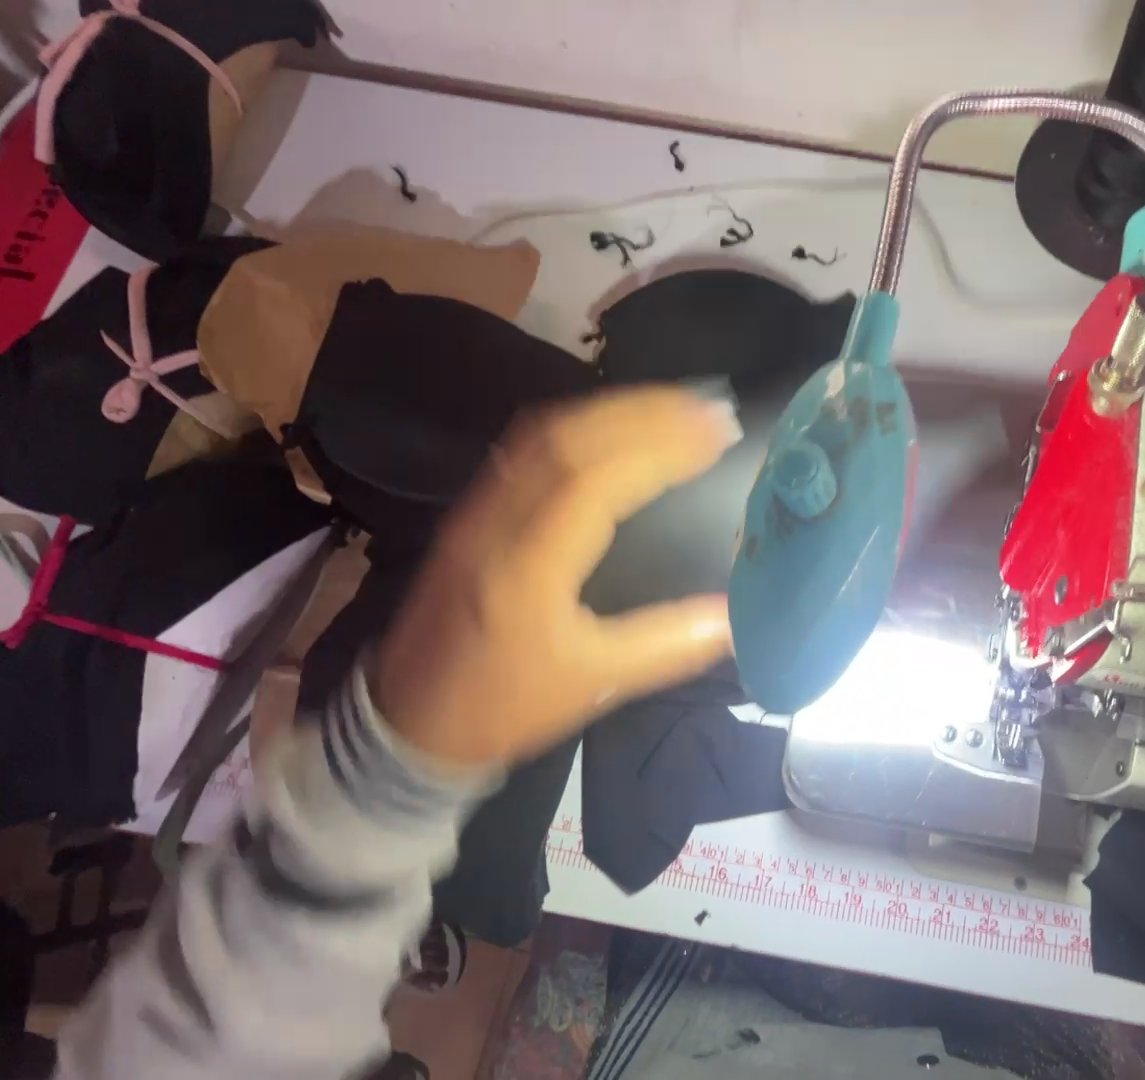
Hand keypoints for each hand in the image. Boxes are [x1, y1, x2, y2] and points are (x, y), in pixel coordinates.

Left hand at [374, 387, 741, 767]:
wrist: (408, 722)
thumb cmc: (504, 706)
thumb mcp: (594, 683)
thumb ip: (669, 646)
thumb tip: (736, 617)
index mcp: (528, 567)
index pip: (594, 479)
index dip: (658, 445)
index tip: (715, 431)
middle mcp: (497, 523)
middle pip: (568, 438)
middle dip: (643, 412)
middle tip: (706, 406)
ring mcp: (478, 511)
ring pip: (543, 434)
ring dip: (612, 410)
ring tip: (672, 406)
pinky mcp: (471, 512)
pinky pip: (526, 447)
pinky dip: (581, 424)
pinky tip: (614, 426)